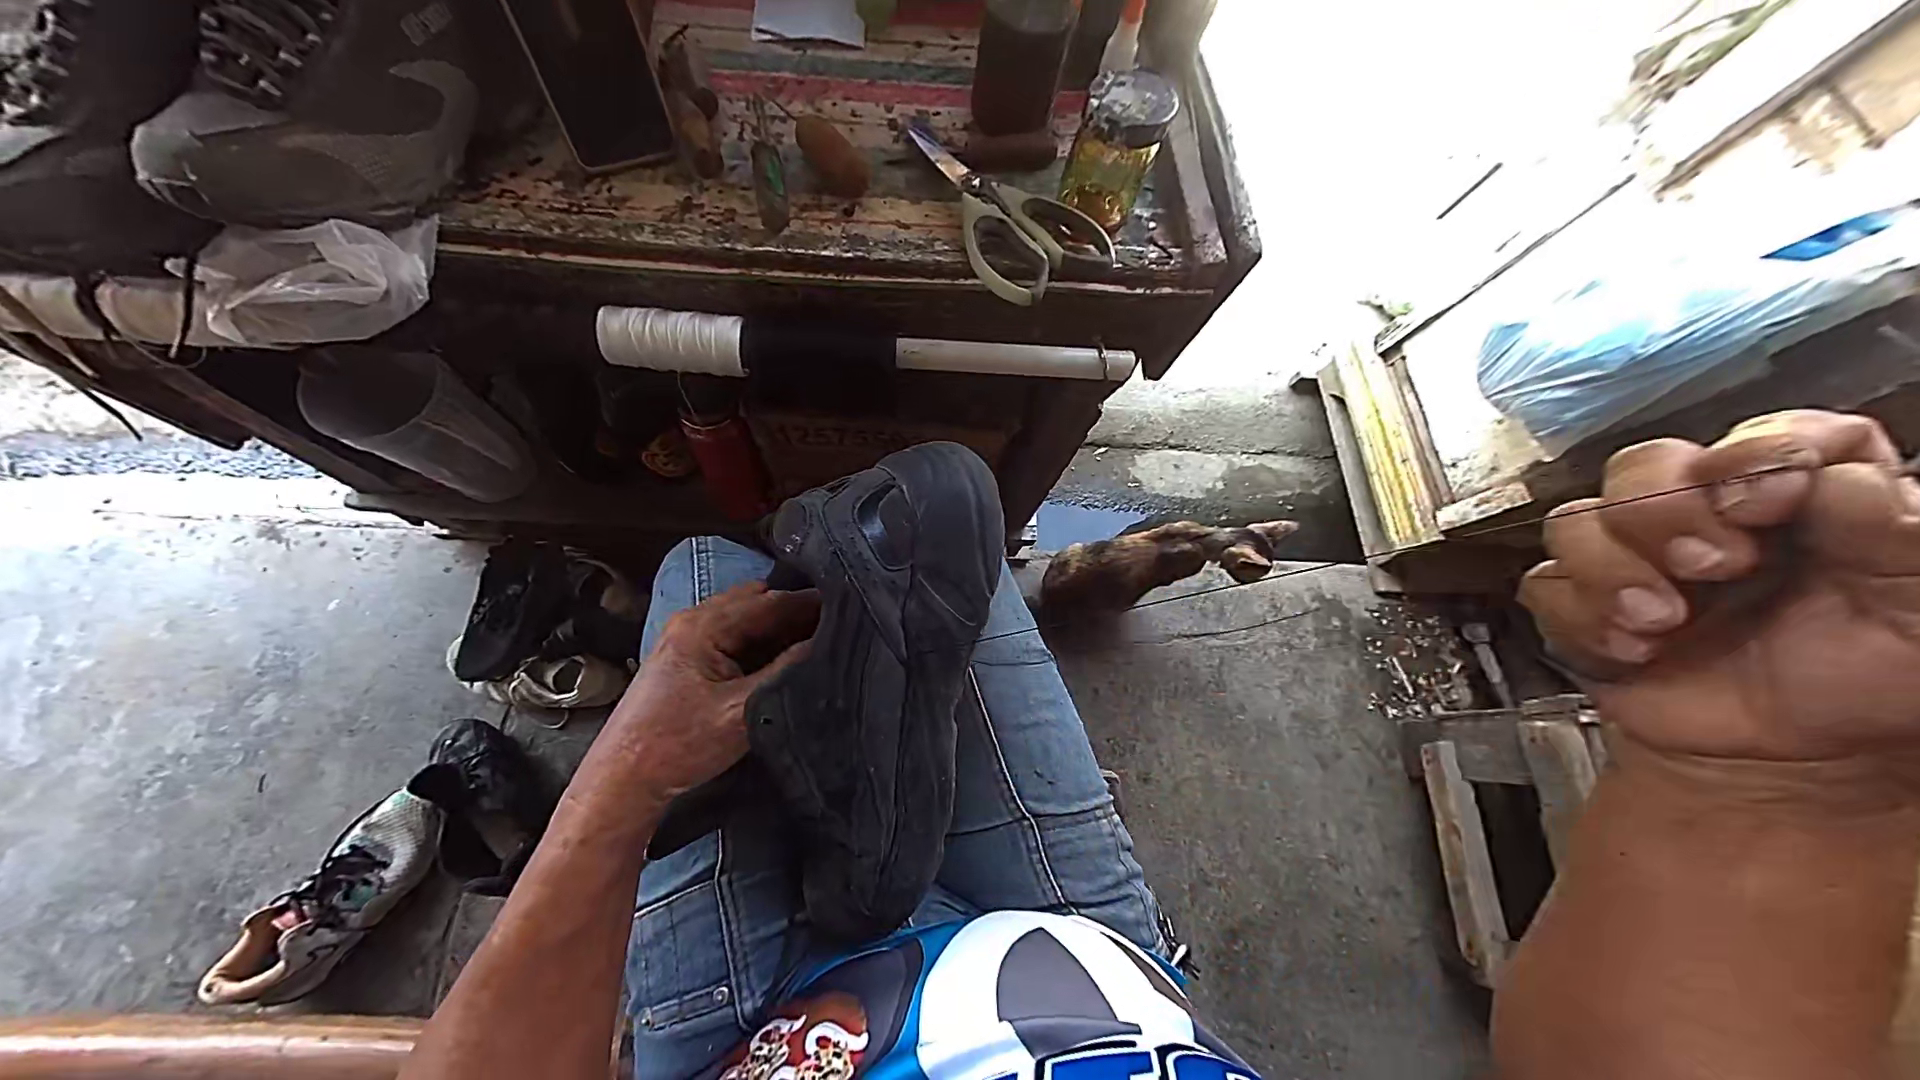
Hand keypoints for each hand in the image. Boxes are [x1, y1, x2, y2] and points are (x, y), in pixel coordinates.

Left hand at [604, 583, 818, 801]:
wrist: (622, 782)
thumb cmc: (676, 746)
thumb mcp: (742, 711)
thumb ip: (786, 671)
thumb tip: (824, 644)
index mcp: (703, 625)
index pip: (771, 601)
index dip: (811, 604)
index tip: (847, 612)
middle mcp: (693, 622)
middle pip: (758, 603)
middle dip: (797, 611)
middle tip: (835, 627)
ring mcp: (688, 639)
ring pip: (747, 620)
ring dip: (779, 628)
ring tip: (817, 642)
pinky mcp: (689, 659)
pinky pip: (736, 637)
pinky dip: (762, 642)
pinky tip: (783, 659)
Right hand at [1519, 410, 1919, 782]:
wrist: (1781, 758)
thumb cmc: (1862, 682)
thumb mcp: (1918, 613)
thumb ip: (1896, 538)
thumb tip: (1841, 479)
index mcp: (1792, 504)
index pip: (1765, 435)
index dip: (1756, 450)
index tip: (1765, 498)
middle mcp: (1699, 518)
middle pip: (1641, 465)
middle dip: (1663, 511)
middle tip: (1715, 566)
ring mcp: (1625, 558)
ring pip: (1573, 521)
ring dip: (1611, 570)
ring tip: (1662, 621)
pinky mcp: (1573, 601)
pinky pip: (1543, 586)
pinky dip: (1581, 618)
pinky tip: (1631, 649)